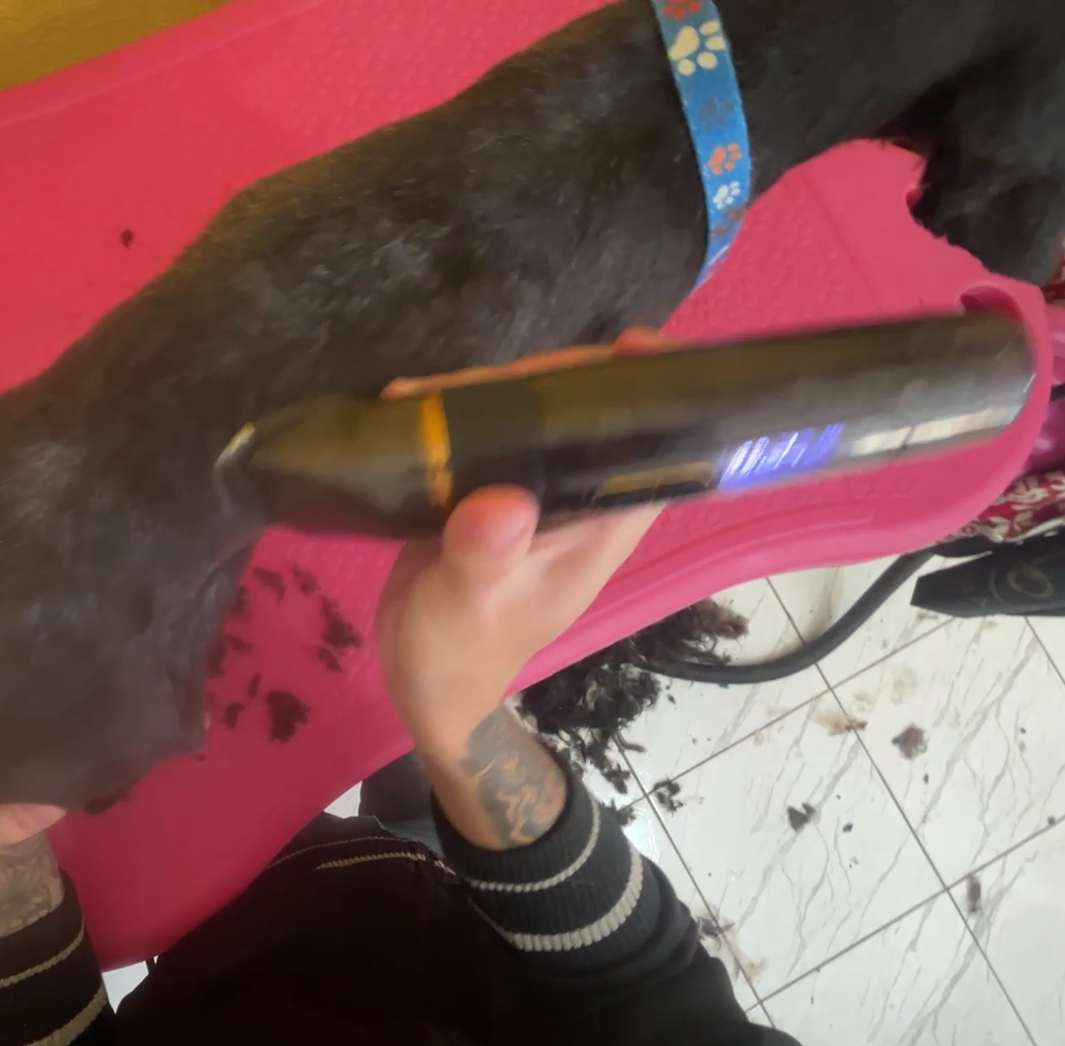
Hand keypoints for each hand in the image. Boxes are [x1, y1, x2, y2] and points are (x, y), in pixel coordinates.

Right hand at [373, 329, 668, 755]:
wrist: (420, 682)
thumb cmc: (456, 657)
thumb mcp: (466, 609)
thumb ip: (484, 557)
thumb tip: (503, 499)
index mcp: (596, 530)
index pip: (655, 454)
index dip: (657, 397)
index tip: (629, 345)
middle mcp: (572, 506)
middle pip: (585, 421)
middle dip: (544, 382)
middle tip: (477, 380)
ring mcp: (526, 500)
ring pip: (529, 423)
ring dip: (487, 395)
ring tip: (423, 392)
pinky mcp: (482, 497)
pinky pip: (480, 440)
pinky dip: (450, 417)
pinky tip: (407, 403)